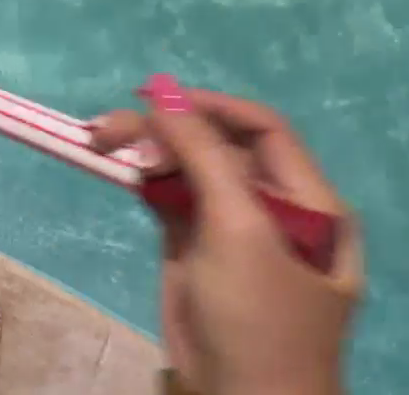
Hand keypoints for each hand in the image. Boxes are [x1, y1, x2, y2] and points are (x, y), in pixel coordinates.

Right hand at [91, 81, 362, 394]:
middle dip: (163, 128)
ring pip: (183, 163)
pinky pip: (167, 190)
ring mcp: (229, 223)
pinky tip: (117, 169)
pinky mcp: (193, 241)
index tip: (151, 99)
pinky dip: (141, 175)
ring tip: (99, 144)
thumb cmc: (258, 318)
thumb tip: (163, 91)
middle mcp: (271, 204)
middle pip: (214, 142)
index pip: (260, 128)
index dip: (207, 106)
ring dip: (143, 148)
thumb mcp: (238, 229)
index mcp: (309, 202)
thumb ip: (203, 154)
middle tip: (107, 129)